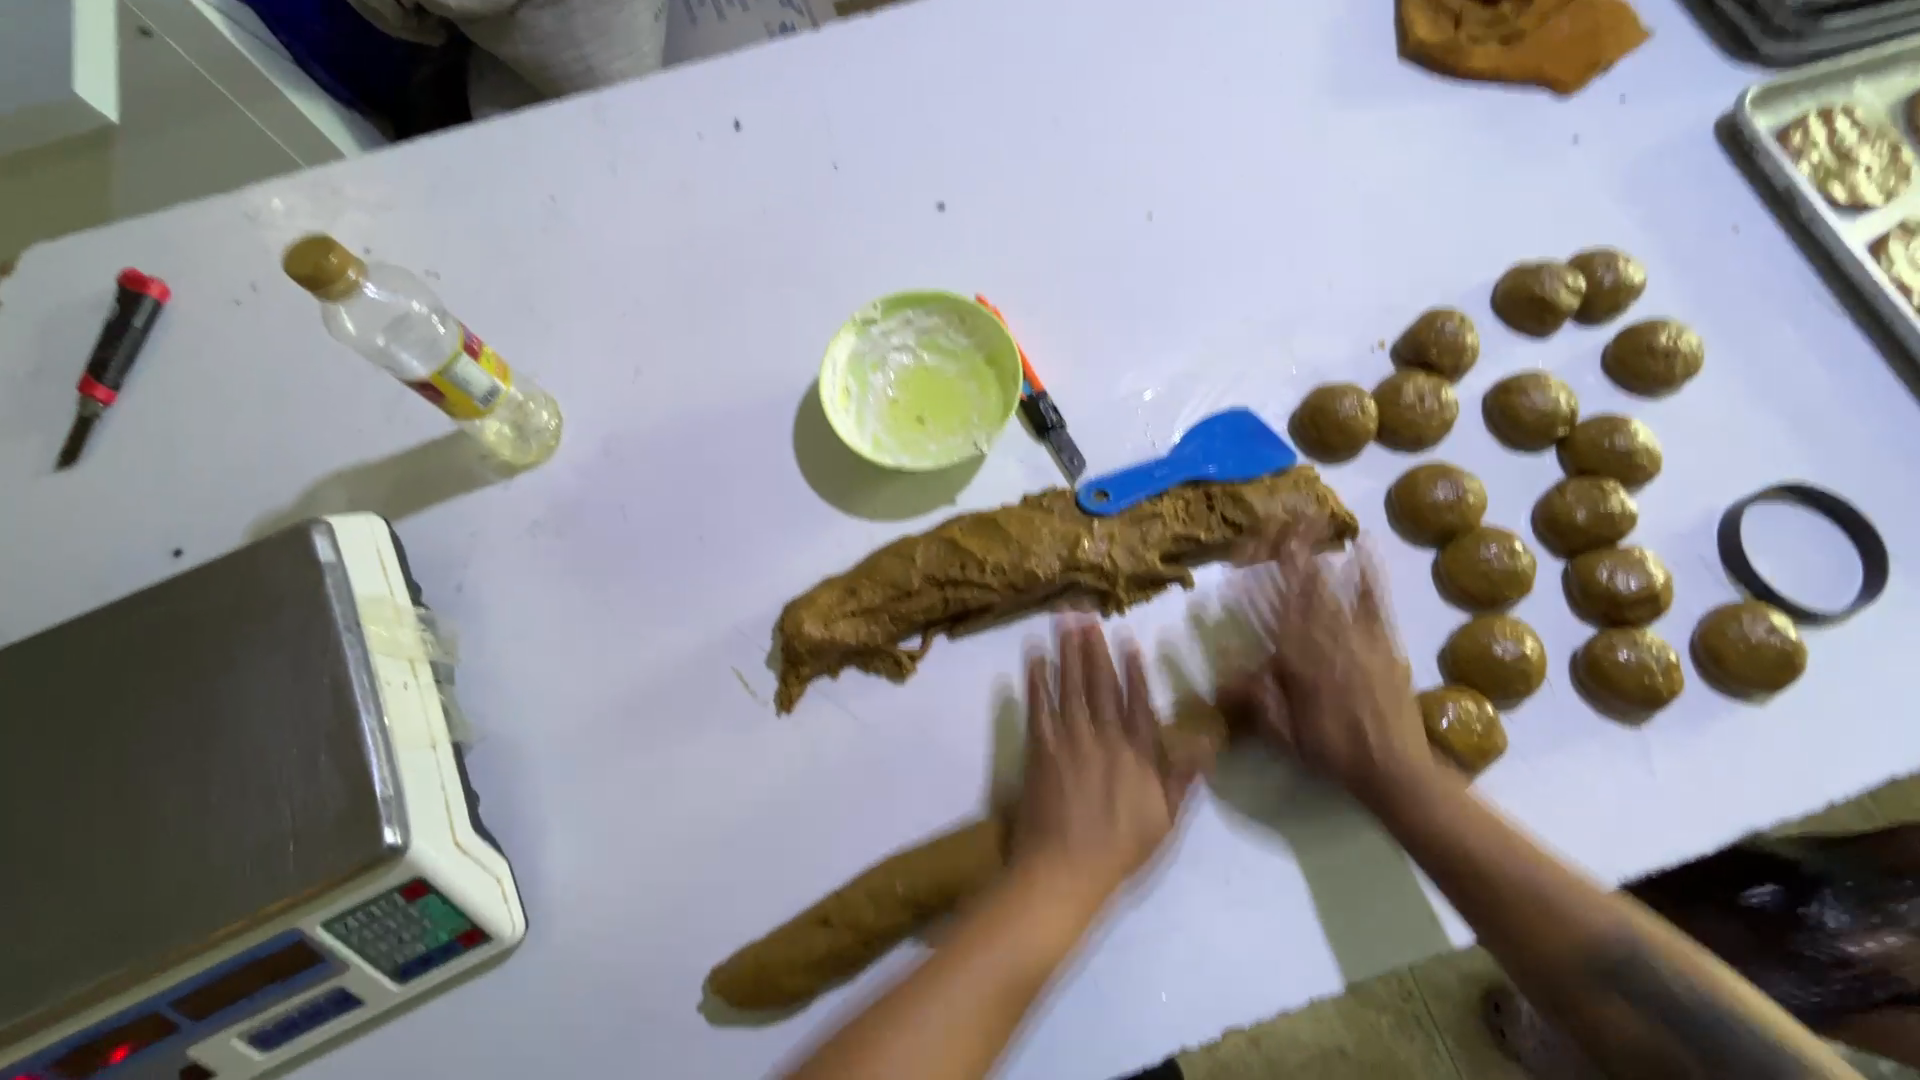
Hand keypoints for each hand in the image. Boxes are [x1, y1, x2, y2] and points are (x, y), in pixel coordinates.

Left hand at [1011, 619, 1205, 910]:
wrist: (1065, 869)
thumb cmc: (1119, 850)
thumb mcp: (1165, 820)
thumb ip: (1182, 778)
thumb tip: (1207, 743)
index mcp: (1137, 755)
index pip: (1137, 702)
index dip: (1132, 669)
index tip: (1126, 639)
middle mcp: (1104, 738)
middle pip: (1100, 684)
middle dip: (1094, 648)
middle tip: (1087, 614)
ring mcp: (1069, 740)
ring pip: (1070, 686)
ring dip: (1068, 652)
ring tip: (1065, 621)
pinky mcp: (1040, 749)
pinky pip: (1038, 706)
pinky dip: (1037, 680)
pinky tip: (1035, 656)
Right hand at [1222, 537, 1435, 808]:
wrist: (1394, 770)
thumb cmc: (1330, 752)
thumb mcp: (1282, 732)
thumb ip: (1255, 699)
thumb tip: (1219, 678)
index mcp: (1295, 660)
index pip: (1270, 607)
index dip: (1259, 575)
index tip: (1249, 546)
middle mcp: (1324, 639)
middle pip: (1301, 585)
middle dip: (1290, 547)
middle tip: (1283, 512)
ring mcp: (1358, 637)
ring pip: (1333, 586)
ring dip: (1322, 550)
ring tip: (1313, 517)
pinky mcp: (1384, 642)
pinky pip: (1374, 601)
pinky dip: (1368, 573)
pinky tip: (1363, 548)